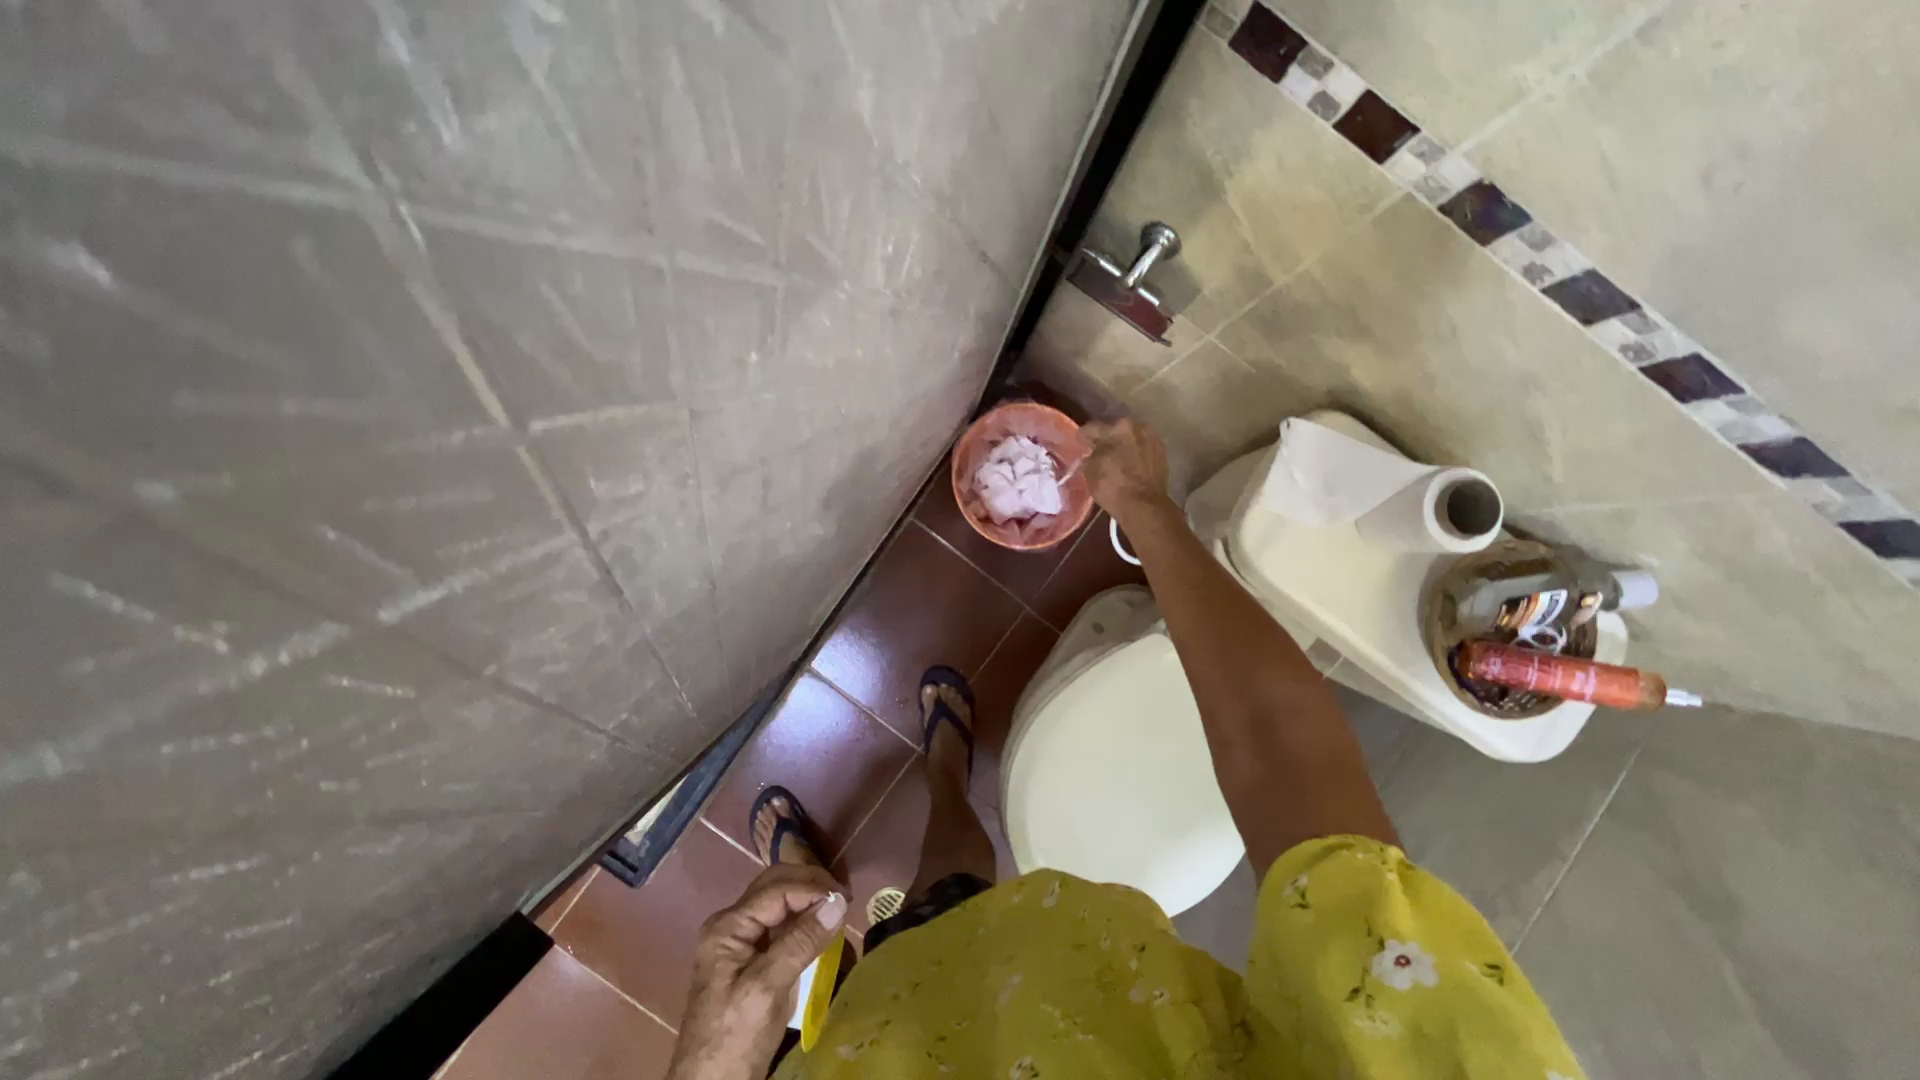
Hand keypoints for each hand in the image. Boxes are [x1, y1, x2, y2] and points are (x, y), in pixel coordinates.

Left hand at [666, 865, 847, 1079]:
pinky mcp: (748, 959)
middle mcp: (730, 925)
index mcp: (727, 927)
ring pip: (777, 903)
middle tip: (845, 900)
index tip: (846, 900)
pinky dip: (802, 921)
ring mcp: (738, 942)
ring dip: (808, 900)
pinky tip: (820, 930)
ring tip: (838, 910)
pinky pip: (778, 925)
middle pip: (774, 887)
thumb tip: (838, 902)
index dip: (812, 888)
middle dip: (810, 886)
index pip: (776, 888)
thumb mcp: (768, 989)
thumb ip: (800, 942)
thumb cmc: (735, 1038)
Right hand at [1081, 418, 1172, 524]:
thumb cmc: (1113, 486)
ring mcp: (1153, 440)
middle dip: (1106, 440)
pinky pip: (1142, 451)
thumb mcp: (1090, 470)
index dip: (1083, 437)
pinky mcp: (1162, 455)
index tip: (1079, 444)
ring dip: (1123, 447)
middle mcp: (1138, 427)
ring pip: (1131, 440)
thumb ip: (1090, 455)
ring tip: (1116, 460)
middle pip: (1115, 430)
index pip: (1093, 427)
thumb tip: (1094, 453)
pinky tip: (1130, 467)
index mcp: (1118, 426)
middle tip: (1098, 452)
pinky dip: (1135, 456)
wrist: (1144, 506)